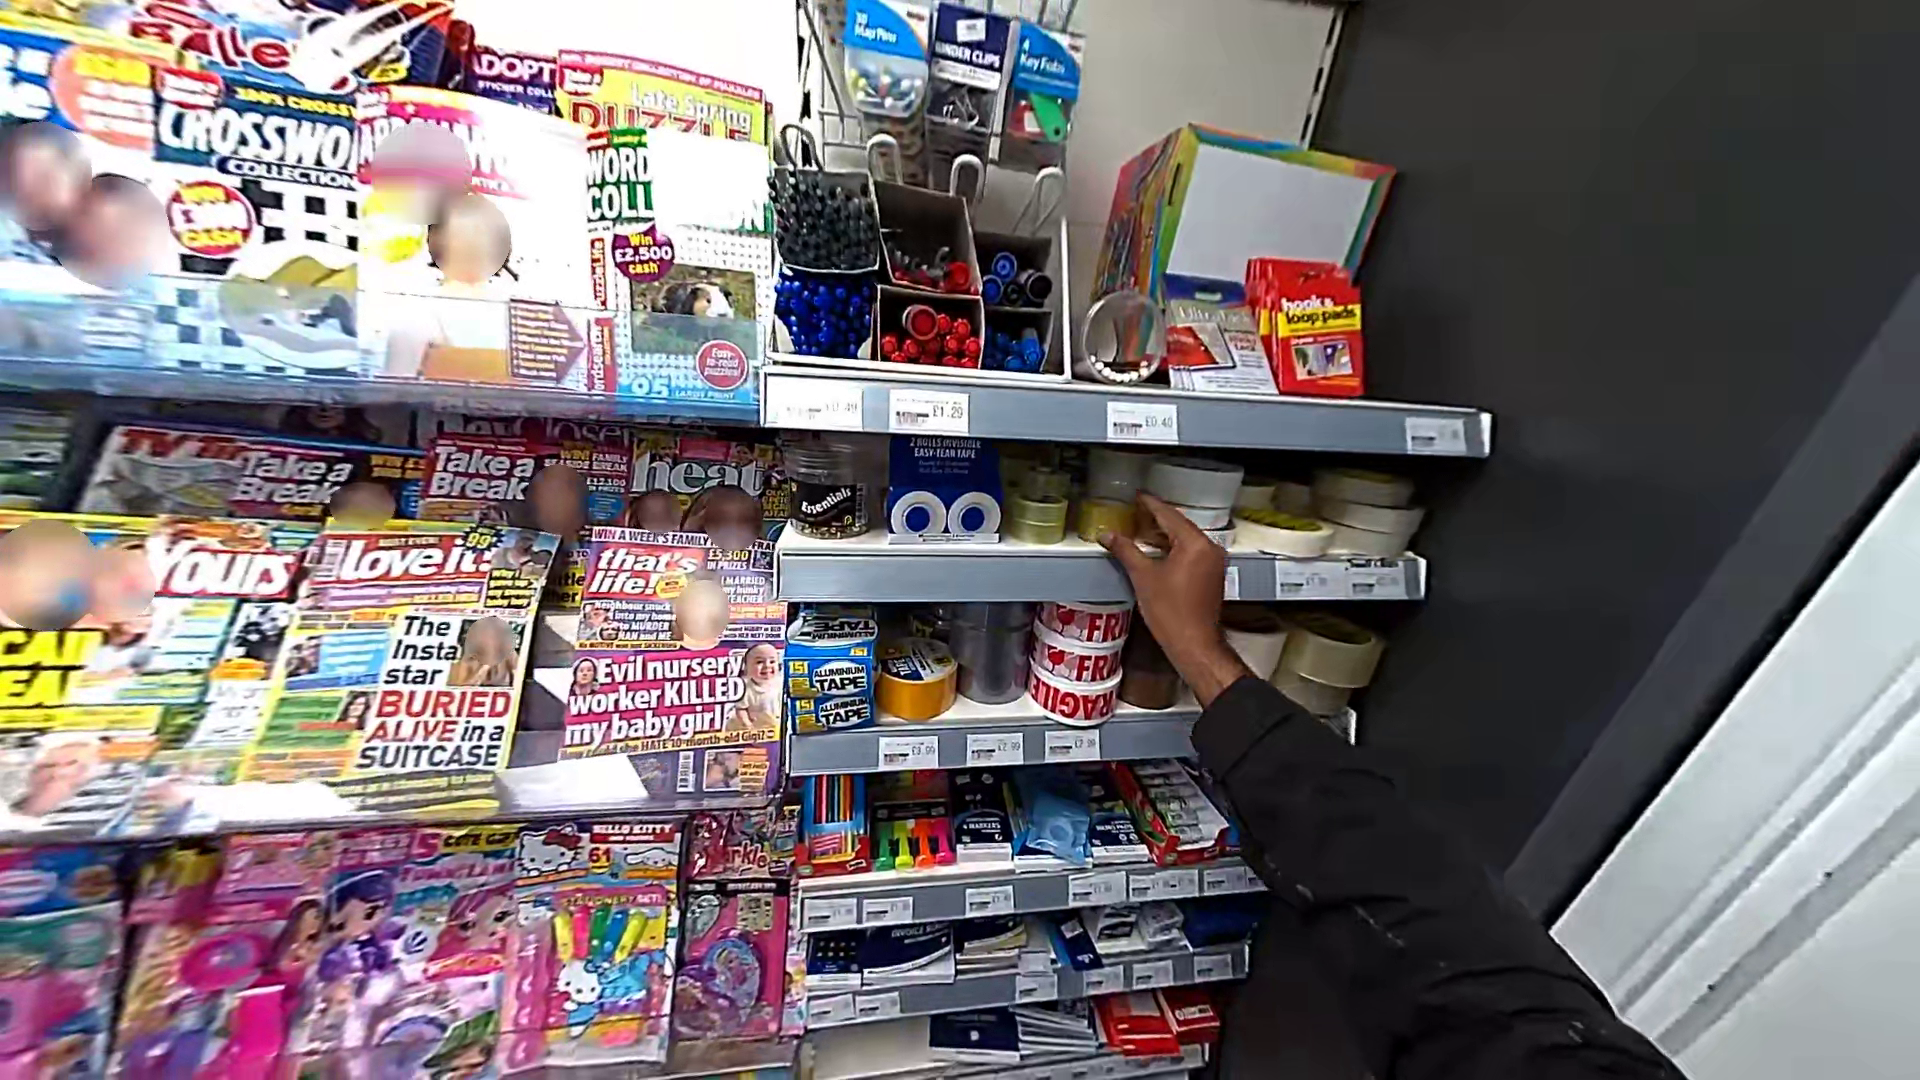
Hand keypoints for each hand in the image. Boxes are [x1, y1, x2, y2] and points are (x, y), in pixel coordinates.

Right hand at [1099, 493, 1251, 705]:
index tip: (1137, 495)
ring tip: (1141, 527)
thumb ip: (1126, 550)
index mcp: (1195, 544)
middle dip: (1157, 517)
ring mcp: (1213, 561)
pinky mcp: (1212, 574)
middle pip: (1180, 524)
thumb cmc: (1169, 611)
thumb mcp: (1143, 577)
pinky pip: (1191, 550)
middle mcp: (1210, 548)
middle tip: (1135, 510)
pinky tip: (1156, 548)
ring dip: (1164, 533)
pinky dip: (1173, 546)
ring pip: (1186, 538)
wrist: (1193, 643)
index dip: (1150, 504)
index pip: (1169, 515)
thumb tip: (1107, 535)